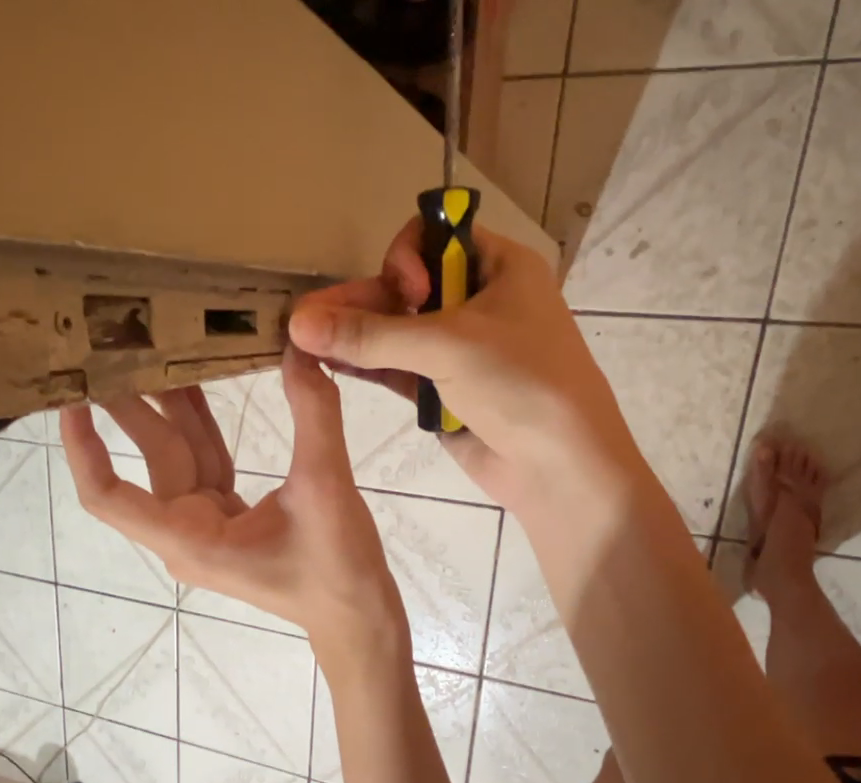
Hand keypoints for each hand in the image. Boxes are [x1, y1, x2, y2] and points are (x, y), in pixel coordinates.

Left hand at [59, 352, 407, 657]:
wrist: (357, 617)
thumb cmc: (335, 571)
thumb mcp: (325, 490)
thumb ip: (313, 416)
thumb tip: (300, 347)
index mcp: (190, 538)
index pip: (109, 496)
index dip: (83, 450)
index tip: (70, 401)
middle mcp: (187, 532)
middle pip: (148, 462)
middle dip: (131, 407)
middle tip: (113, 344)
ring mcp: (207, 524)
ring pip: (179, 457)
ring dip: (171, 408)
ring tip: (151, 346)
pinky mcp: (229, 516)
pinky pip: (206, 464)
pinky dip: (203, 426)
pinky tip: (197, 380)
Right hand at [287, 220, 640, 516]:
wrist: (561, 468)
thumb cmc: (521, 385)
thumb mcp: (448, 347)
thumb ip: (371, 335)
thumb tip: (299, 322)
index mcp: (500, 269)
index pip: (436, 237)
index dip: (405, 256)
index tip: (403, 291)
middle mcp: (478, 302)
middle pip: (405, 288)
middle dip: (360, 301)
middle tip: (308, 319)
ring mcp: (460, 350)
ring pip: (396, 331)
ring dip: (354, 335)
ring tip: (302, 342)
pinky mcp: (443, 391)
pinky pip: (396, 368)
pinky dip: (366, 365)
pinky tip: (327, 364)